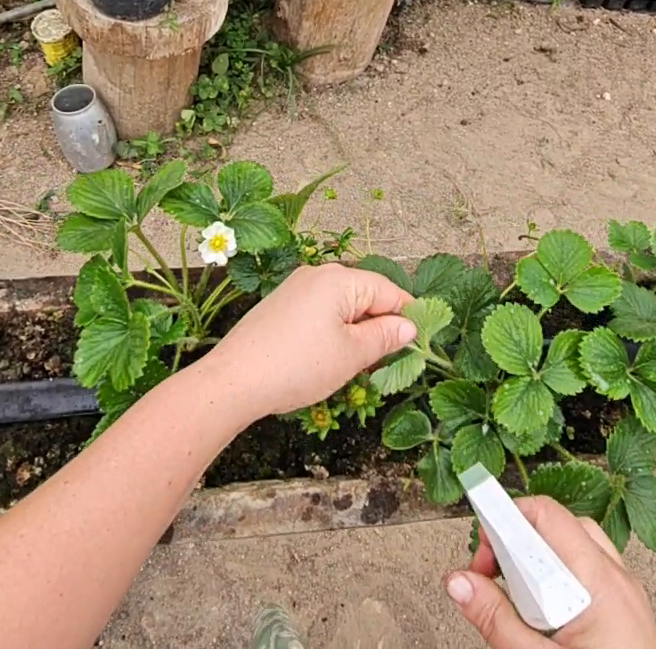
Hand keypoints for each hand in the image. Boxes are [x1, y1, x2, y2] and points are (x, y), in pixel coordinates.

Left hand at [193, 263, 415, 422]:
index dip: (407, 316)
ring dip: (357, 331)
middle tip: (391, 360)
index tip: (421, 341)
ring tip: (359, 365)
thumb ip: (385, 337)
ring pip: (343, 306)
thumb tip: (409, 327)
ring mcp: (297, 288)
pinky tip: (331, 359)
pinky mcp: (282, 305)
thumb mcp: (352, 354)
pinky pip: (321, 312)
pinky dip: (335, 331)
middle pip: (365, 295)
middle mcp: (317, 274)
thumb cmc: (295, 366)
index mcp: (338, 279)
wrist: (234, 381)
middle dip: (381, 325)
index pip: (388, 290)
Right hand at [445, 496, 655, 647]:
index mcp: (600, 585)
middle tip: (490, 573)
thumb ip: (496, 619)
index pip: (546, 517)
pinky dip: (558, 580)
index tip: (479, 538)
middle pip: (558, 527)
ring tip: (516, 596)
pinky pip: (589, 575)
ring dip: (538, 562)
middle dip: (517, 541)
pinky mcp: (628, 616)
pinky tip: (544, 613)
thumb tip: (461, 583)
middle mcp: (618, 582)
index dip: (506, 520)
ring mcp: (627, 598)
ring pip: (575, 549)